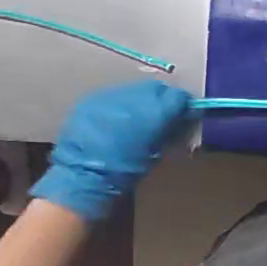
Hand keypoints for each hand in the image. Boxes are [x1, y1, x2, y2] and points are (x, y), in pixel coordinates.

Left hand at [31, 81, 194, 221]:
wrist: (82, 176)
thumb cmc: (125, 172)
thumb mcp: (155, 154)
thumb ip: (169, 133)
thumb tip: (181, 121)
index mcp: (154, 112)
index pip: (178, 97)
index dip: (183, 105)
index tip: (184, 114)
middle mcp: (134, 96)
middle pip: (156, 89)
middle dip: (161, 100)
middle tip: (160, 117)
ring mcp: (111, 95)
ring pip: (134, 90)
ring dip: (139, 102)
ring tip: (135, 119)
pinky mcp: (92, 99)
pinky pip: (113, 97)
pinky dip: (119, 106)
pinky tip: (114, 121)